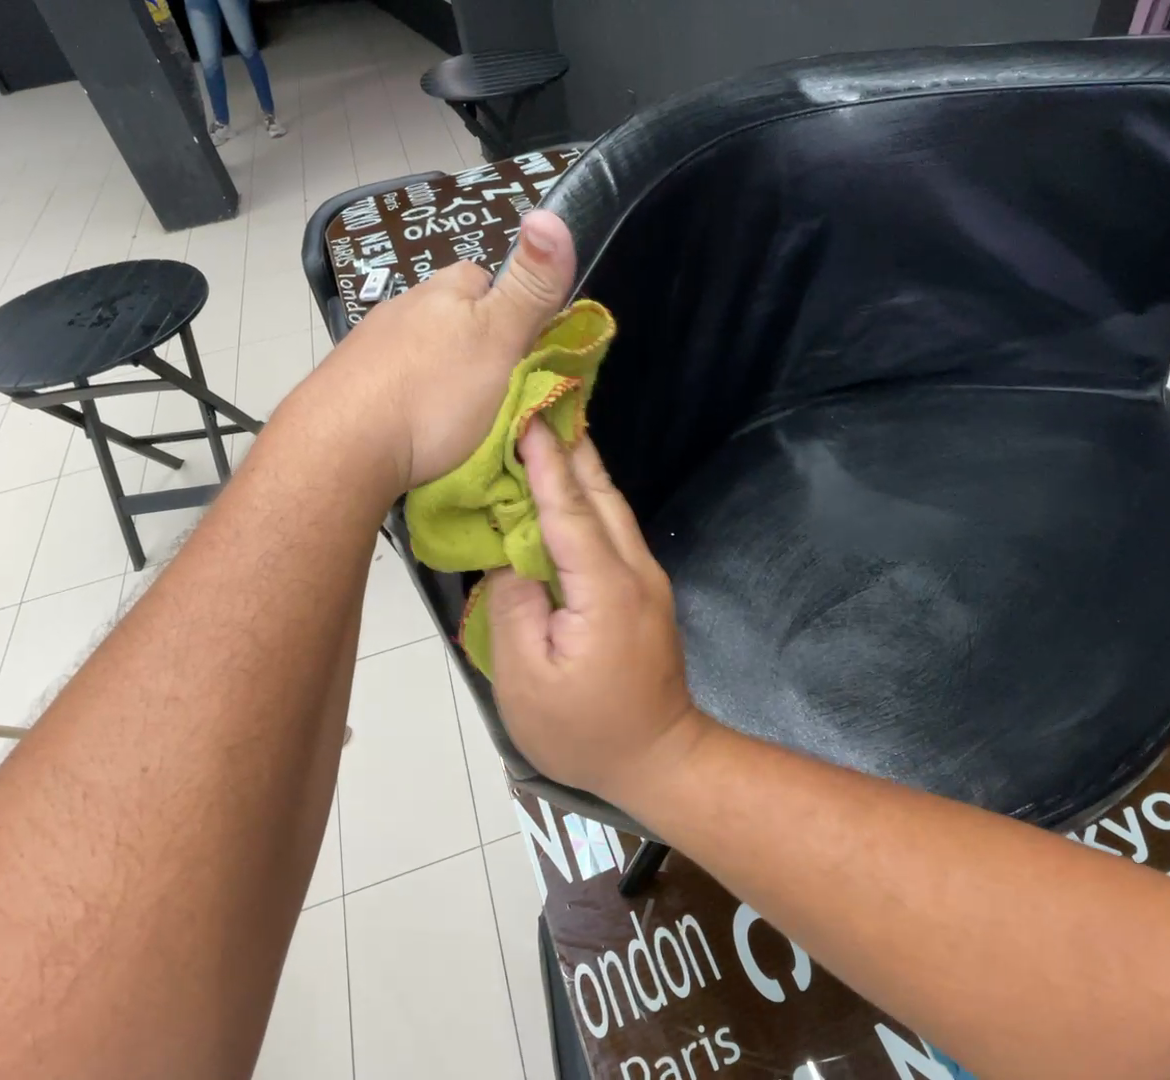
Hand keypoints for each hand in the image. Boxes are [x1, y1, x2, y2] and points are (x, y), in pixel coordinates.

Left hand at [300, 209, 575, 492]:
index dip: (511, 312)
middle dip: (473, 343)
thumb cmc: (432, 394)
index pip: (487, 280)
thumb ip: (530, 288)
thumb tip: (552, 214)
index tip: (523, 352)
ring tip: (456, 411)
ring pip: (422, 347)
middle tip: (495, 389)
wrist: (343, 446)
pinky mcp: (352, 380)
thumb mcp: (499, 340)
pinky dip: (410, 395)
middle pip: (453, 314)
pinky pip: (394, 378)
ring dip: (440, 370)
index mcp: (445, 290)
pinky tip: (416, 423)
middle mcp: (405, 304)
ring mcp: (372, 342)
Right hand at [485, 422, 713, 802]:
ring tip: (553, 434)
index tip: (525, 417)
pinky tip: (569, 493)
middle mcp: (635, 572)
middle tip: (543, 404)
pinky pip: (614, 534)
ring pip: (612, 511)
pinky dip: (589, 503)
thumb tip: (509, 556)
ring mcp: (647, 582)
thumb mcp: (527, 679)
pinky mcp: (646, 594)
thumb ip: (514, 606)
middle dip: (572, 450)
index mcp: (606, 588)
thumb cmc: (584, 730)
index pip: (567, 510)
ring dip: (583, 471)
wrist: (659, 759)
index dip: (543, 463)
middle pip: (600, 497)